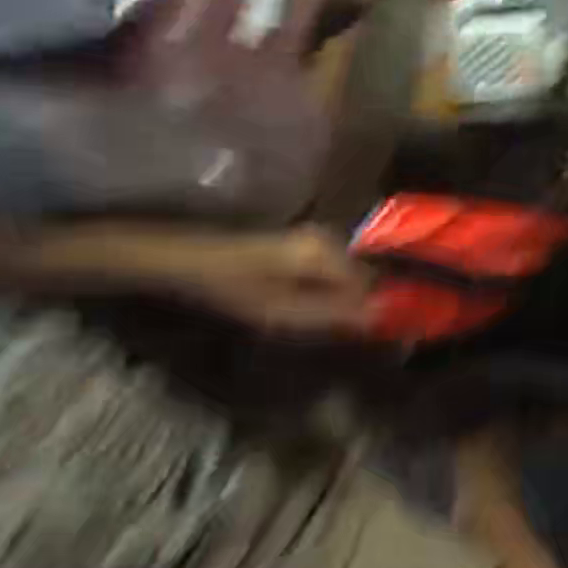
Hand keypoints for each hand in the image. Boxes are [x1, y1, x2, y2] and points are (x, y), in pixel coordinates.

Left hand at [160, 227, 371, 334]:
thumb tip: (383, 314)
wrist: (184, 261)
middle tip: (333, 326)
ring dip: (338, 295)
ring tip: (313, 314)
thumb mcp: (282, 310)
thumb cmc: (231, 287)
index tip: (362, 329)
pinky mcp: (306, 241)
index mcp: (328, 253)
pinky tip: (304, 299)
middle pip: (361, 276)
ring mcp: (318, 238)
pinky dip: (326, 286)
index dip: (369, 307)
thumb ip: (335, 314)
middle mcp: (331, 239)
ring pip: (347, 273)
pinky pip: (333, 268)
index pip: (370, 283)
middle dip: (353, 301)